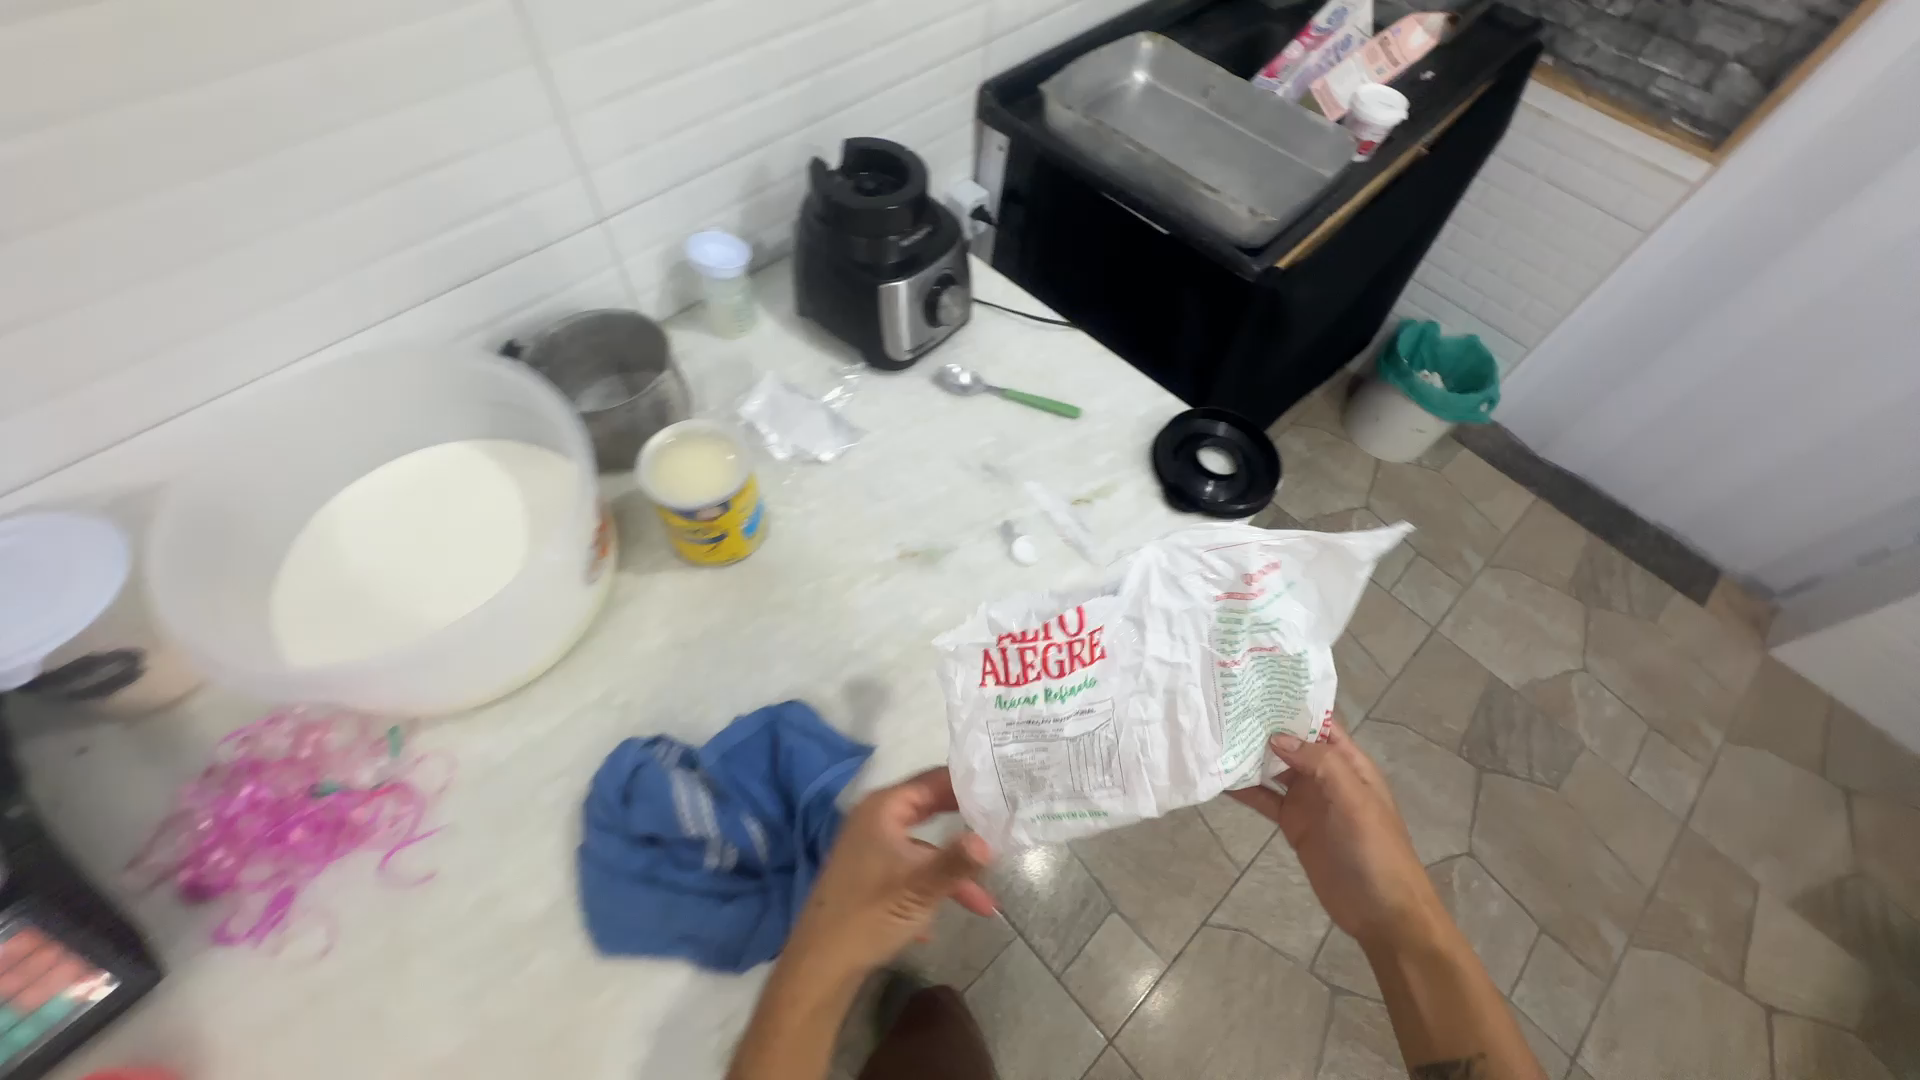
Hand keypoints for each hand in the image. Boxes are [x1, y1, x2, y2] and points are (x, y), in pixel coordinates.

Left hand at [784, 767, 994, 981]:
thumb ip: (956, 862)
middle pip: (929, 809)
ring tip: (984, 902)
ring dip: (950, 873)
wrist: (820, 964)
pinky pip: (908, 869)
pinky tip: (938, 923)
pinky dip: (928, 887)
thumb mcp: (920, 888)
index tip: (1000, 786)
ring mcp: (869, 847)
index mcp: (883, 807)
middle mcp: (874, 819)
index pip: (932, 780)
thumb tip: (989, 841)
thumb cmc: (869, 914)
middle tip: (1001, 820)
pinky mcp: (868, 874)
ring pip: (922, 848)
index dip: (965, 782)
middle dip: (964, 822)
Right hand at [1228, 721, 1442, 950]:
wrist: (1383, 913)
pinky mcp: (1292, 823)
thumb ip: (1320, 764)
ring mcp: (1307, 799)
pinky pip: (1263, 798)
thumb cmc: (1376, 851)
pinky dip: (1242, 788)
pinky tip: (1218, 776)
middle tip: (1223, 704)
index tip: (1256, 684)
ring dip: (1248, 754)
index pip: (1318, 722)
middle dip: (1262, 724)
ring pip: (1273, 767)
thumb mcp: (1354, 801)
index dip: (1292, 703)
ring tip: (1213, 734)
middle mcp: (1325, 775)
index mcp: (1348, 763)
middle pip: (1290, 741)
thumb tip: (1276, 737)